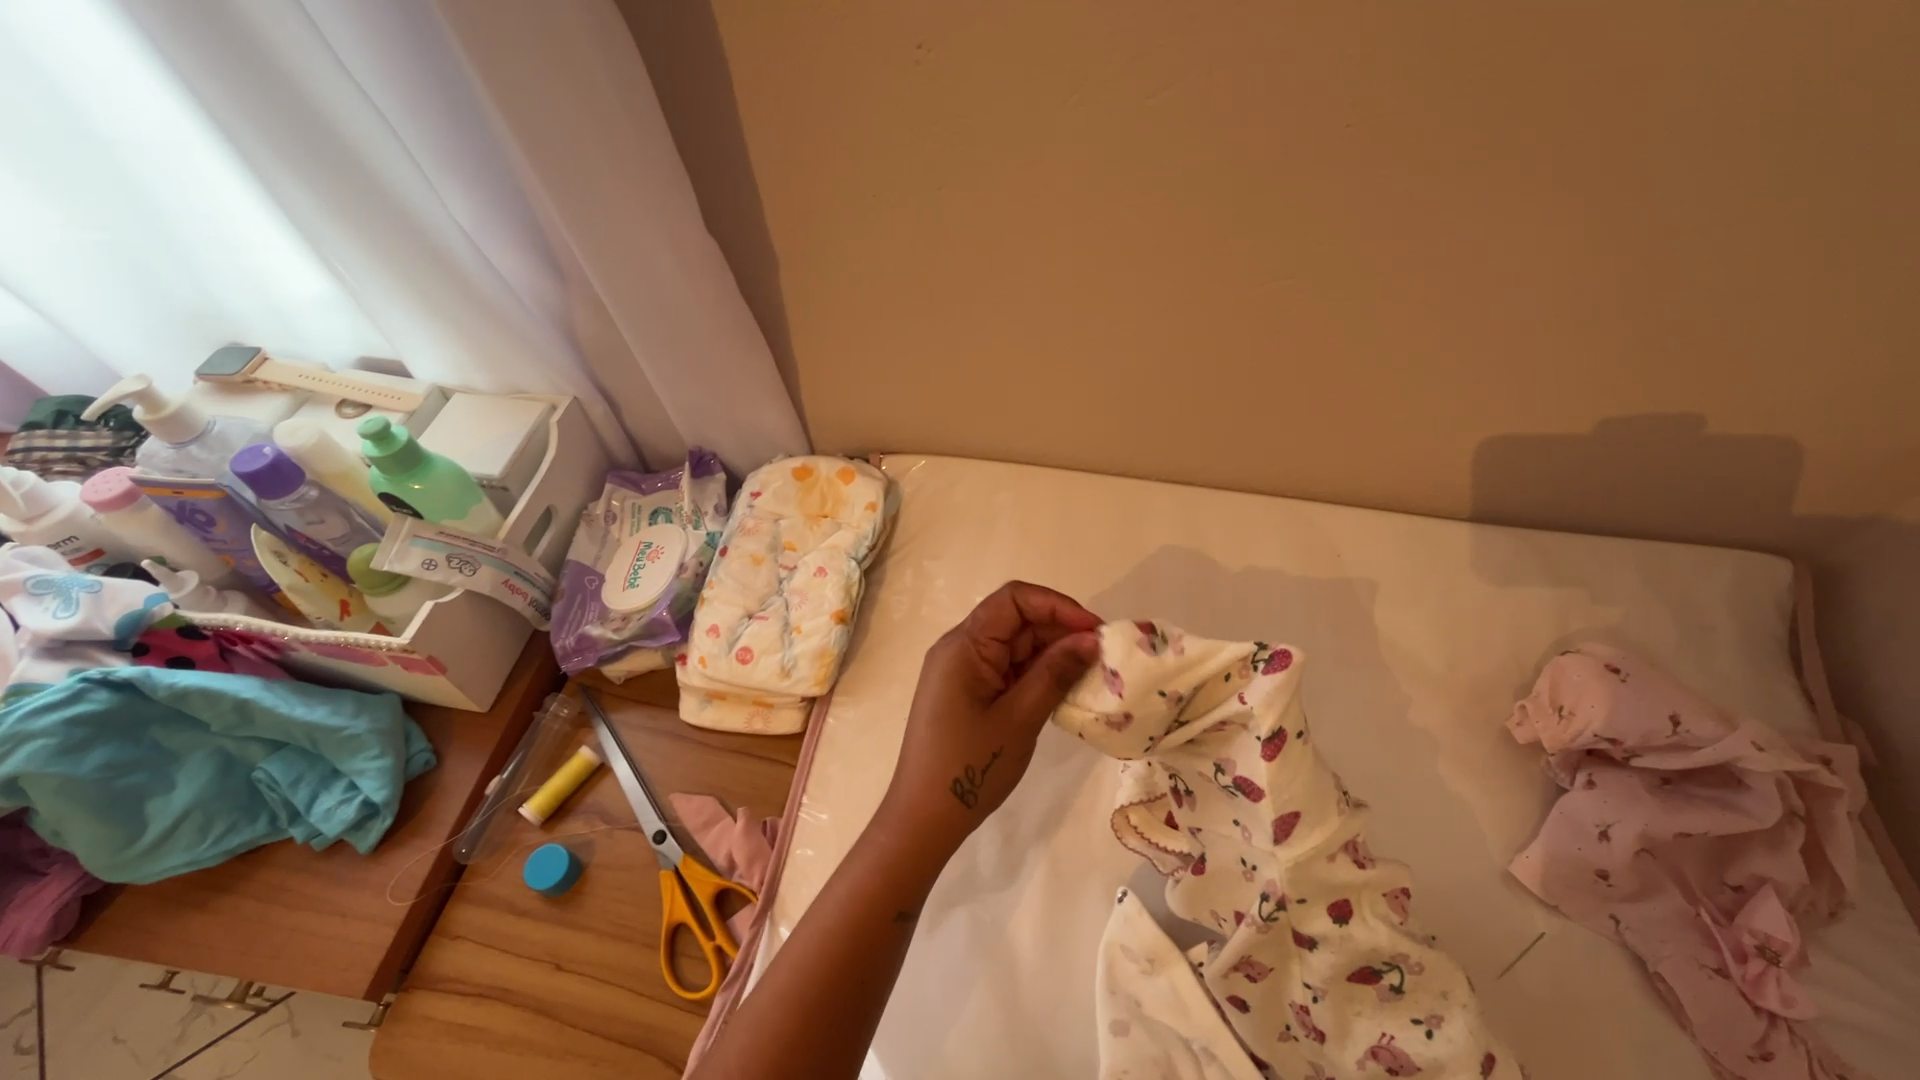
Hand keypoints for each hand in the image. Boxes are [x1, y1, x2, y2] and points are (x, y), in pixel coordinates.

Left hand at [878, 582, 1102, 856]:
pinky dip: (1036, 674)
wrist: (924, 816)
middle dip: (1060, 631)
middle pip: (1016, 620)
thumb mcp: (1020, 718)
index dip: (1058, 607)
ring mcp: (962, 670)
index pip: (1014, 599)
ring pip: (1014, 645)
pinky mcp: (967, 692)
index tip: (1095, 631)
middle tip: (1102, 658)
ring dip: (1052, 655)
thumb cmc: (971, 766)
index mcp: (965, 644)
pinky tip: (1064, 691)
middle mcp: (960, 648)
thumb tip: (1089, 640)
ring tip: (1090, 676)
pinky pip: (1007, 668)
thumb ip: (1055, 673)